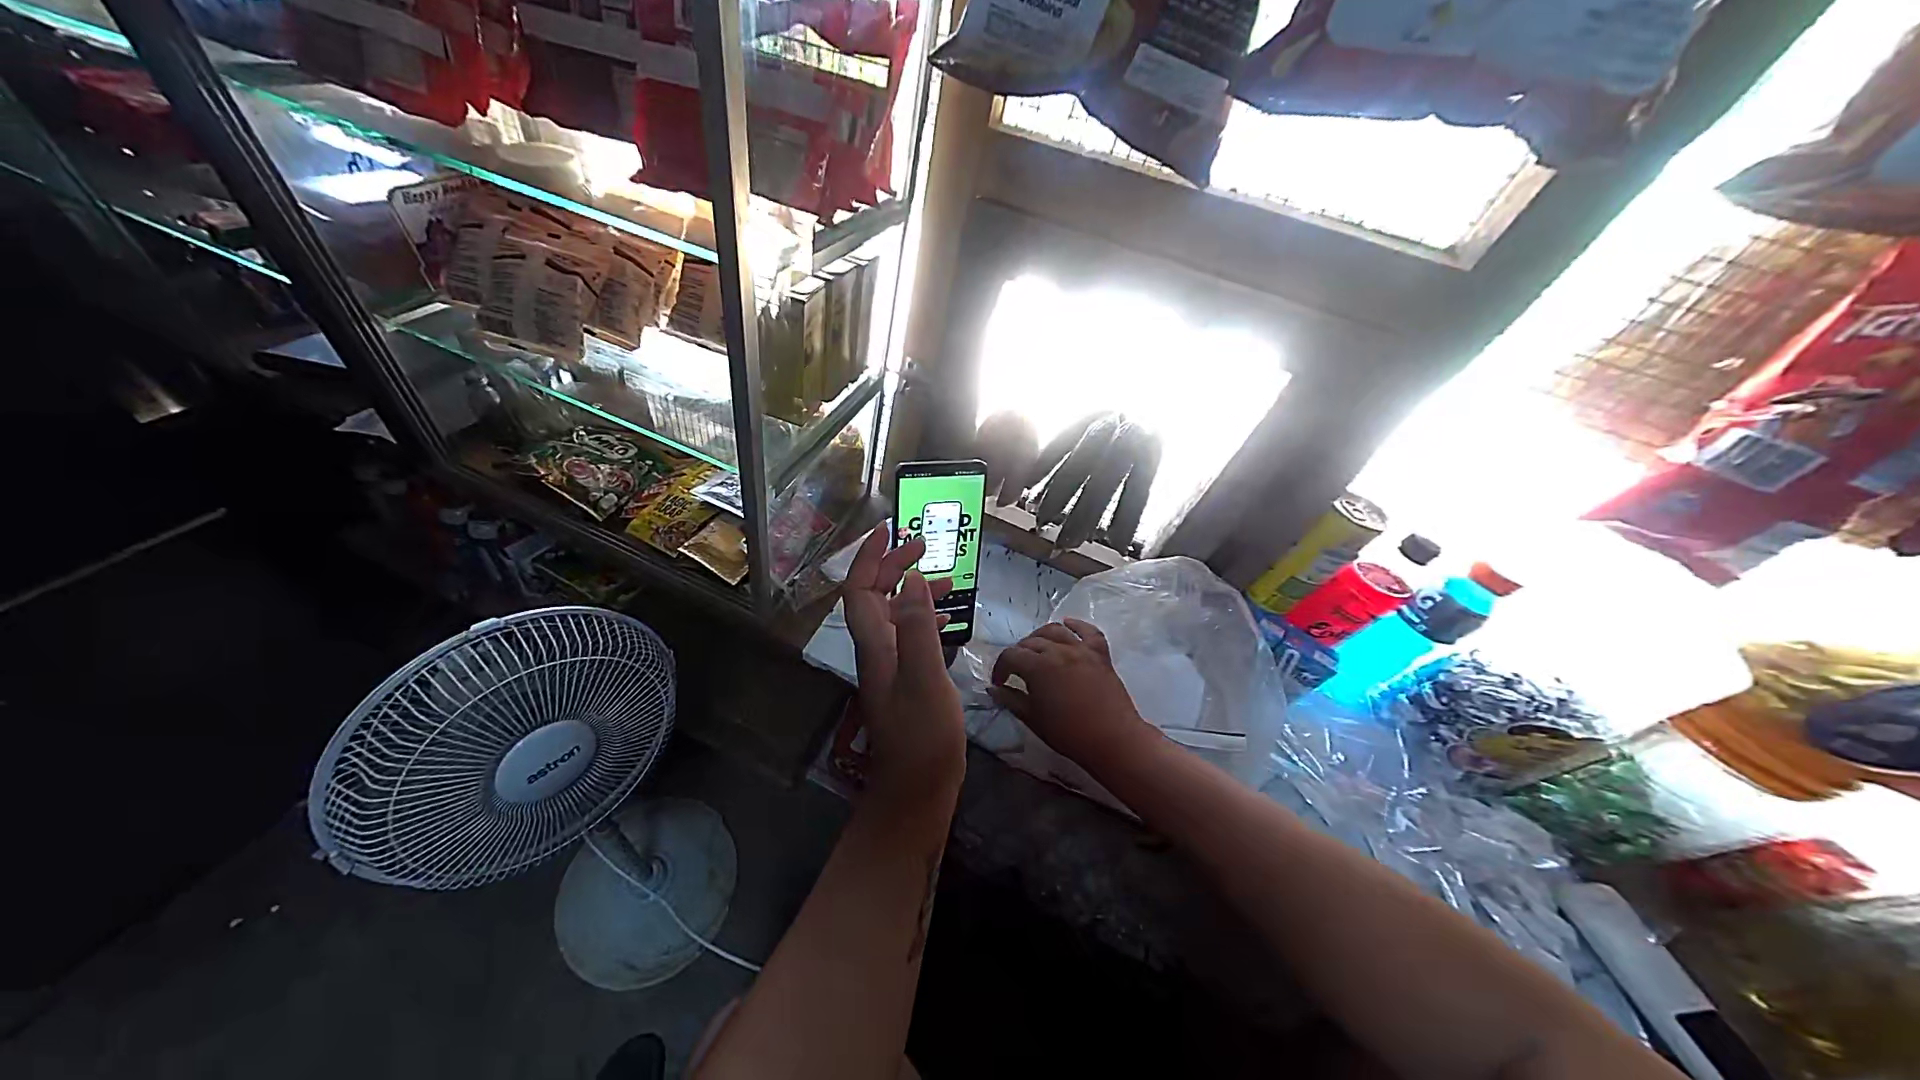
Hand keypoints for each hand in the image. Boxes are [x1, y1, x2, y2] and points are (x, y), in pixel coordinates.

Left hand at [843, 526, 965, 794]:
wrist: (918, 789)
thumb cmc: (923, 736)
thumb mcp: (925, 678)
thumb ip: (917, 628)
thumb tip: (911, 579)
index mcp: (876, 645)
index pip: (860, 590)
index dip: (869, 557)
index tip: (889, 529)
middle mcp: (877, 652)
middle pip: (875, 597)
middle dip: (894, 566)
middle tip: (924, 546)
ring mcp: (891, 668)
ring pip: (894, 616)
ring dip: (913, 591)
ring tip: (945, 579)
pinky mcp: (907, 683)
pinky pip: (911, 638)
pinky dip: (926, 620)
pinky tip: (947, 621)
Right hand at [988, 619, 1153, 766]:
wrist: (1112, 739)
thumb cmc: (1069, 733)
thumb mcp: (1033, 718)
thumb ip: (1011, 700)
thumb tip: (994, 689)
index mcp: (1038, 666)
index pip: (1010, 656)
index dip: (1000, 668)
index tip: (999, 683)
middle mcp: (1058, 650)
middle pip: (1031, 642)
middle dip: (1018, 654)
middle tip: (1016, 670)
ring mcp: (1081, 649)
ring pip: (1055, 631)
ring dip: (1041, 636)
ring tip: (1036, 648)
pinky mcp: (1100, 653)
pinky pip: (1088, 631)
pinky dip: (1076, 625)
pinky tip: (1068, 623)